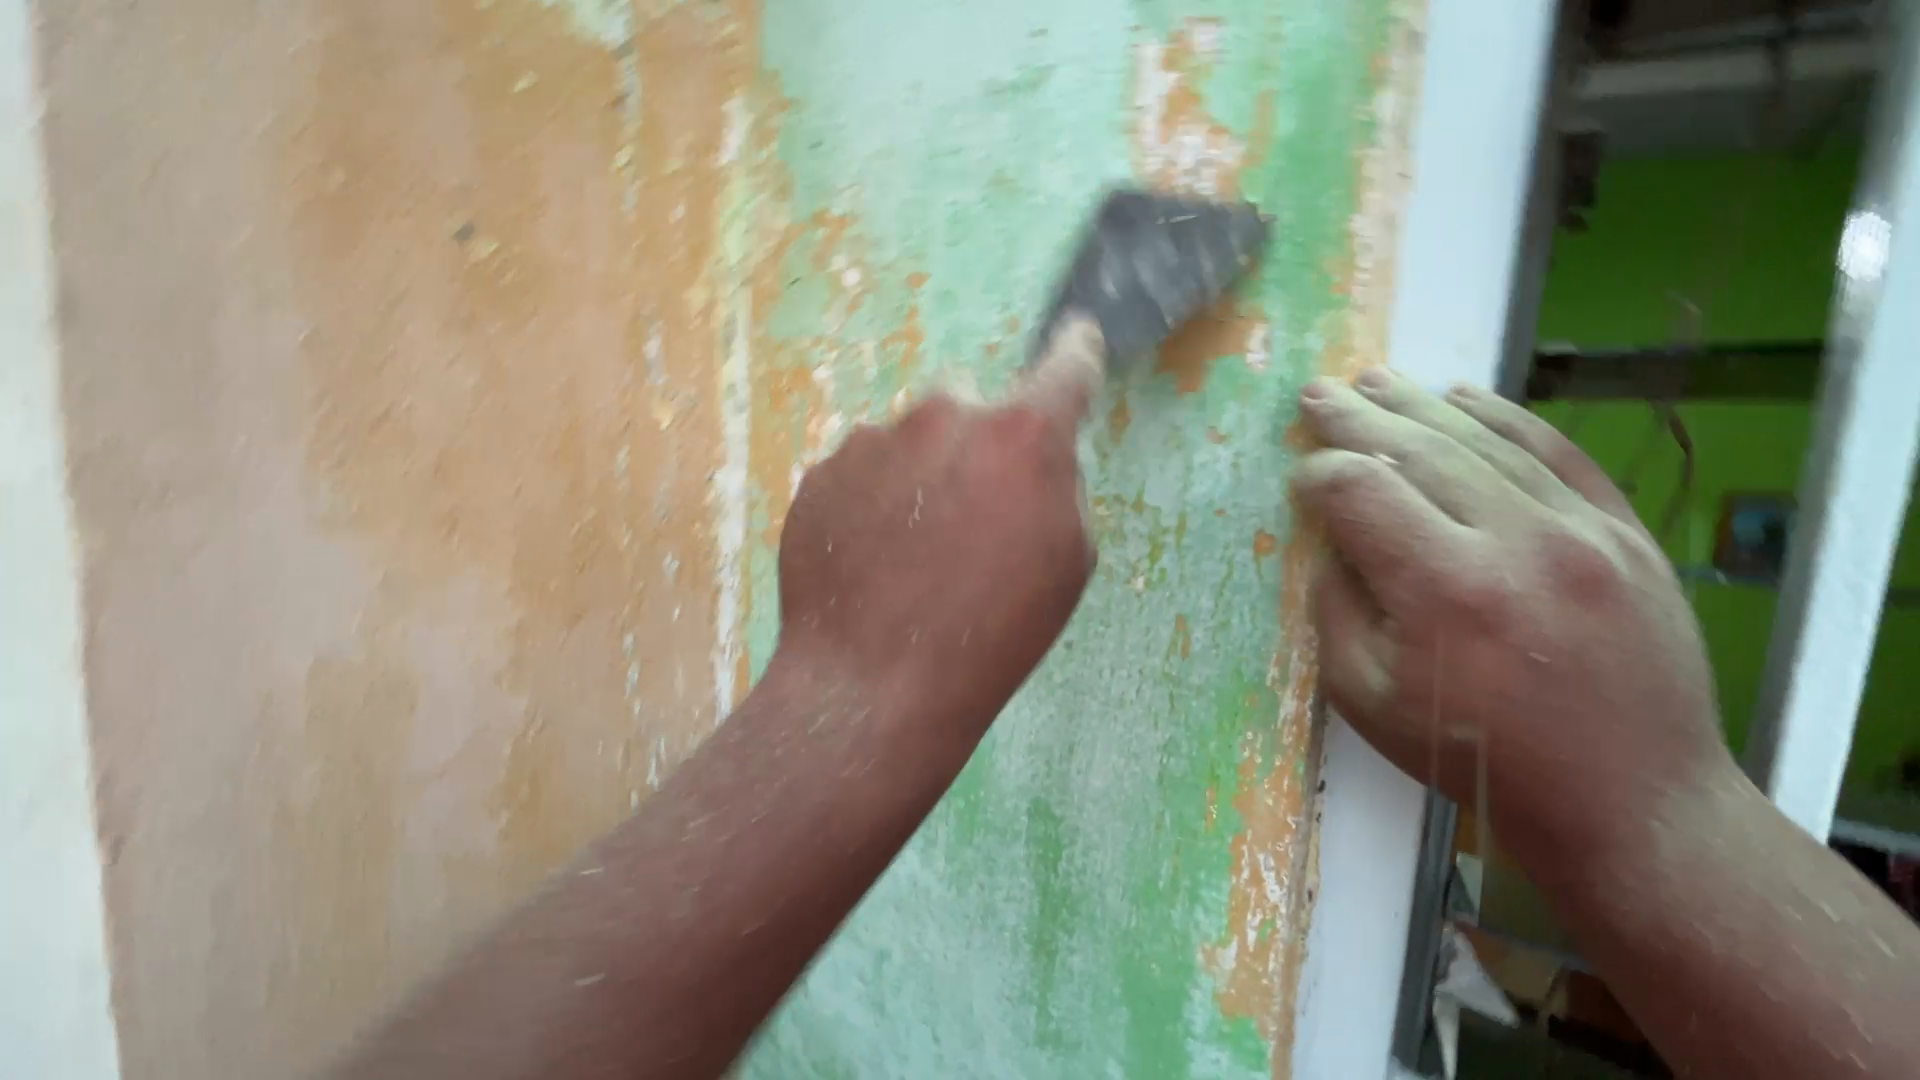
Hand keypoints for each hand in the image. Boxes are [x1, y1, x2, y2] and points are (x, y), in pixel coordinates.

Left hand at [774, 383, 1096, 757]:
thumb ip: (1059, 487)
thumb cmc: (995, 632)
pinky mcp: (820, 472)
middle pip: (970, 401)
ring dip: (918, 472)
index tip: (1077, 337)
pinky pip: (862, 470)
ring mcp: (871, 440)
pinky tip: (869, 558)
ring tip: (909, 551)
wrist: (875, 683)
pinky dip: (872, 499)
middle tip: (968, 510)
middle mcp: (943, 416)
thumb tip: (1035, 460)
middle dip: (975, 439)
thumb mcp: (1068, 563)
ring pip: (909, 438)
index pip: (1065, 369)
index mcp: (1020, 435)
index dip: (1077, 353)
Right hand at [1290, 370, 1731, 860]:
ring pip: (1484, 440)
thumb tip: (1329, 538)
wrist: (1625, 796)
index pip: (1360, 493)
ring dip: (1417, 406)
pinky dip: (1503, 417)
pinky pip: (1557, 452)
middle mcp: (1518, 541)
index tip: (1299, 481)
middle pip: (1417, 450)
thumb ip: (1335, 606)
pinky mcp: (1624, 532)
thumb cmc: (1472, 755)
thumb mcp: (1365, 698)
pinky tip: (1461, 397)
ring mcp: (1583, 529)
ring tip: (1372, 381)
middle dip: (1353, 419)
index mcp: (1445, 590)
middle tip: (1315, 394)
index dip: (1316, 477)